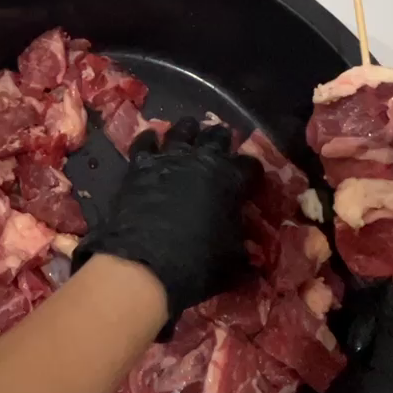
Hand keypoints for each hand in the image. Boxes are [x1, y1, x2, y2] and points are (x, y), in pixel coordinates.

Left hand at [73, 117, 260, 317]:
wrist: (147, 262)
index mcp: (231, 179)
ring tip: (190, 129)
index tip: (251, 176)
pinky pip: (145, 142)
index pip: (249, 165)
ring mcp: (170, 157)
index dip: (251, 171)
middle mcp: (203, 159)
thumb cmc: (198, 263)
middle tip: (221, 141)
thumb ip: (242, 248)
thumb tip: (251, 254)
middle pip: (217, 136)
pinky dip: (149, 139)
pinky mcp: (141, 163)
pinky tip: (151, 138)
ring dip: (188, 129)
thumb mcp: (233, 260)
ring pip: (182, 130)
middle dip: (221, 138)